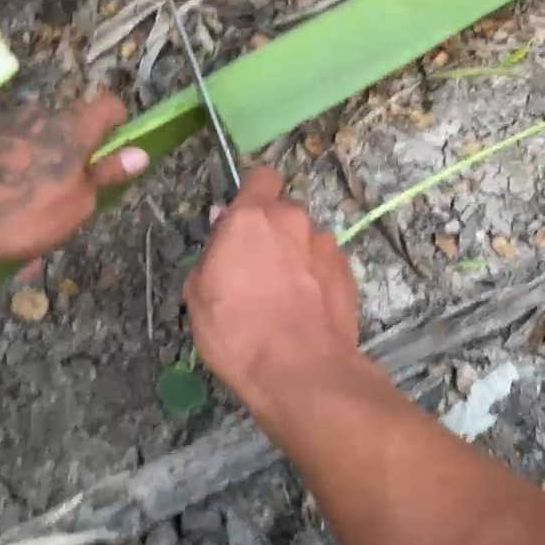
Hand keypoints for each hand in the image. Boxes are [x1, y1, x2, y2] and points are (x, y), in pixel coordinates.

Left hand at [0, 90, 147, 263]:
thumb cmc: (19, 213)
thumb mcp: (77, 204)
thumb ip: (107, 176)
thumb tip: (140, 153)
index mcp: (71, 128)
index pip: (108, 104)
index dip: (119, 123)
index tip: (119, 149)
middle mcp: (39, 117)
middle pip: (70, 127)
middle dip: (77, 157)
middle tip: (74, 197)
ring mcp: (2, 127)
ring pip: (37, 145)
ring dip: (42, 172)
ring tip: (35, 216)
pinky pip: (7, 159)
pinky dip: (13, 181)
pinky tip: (5, 218)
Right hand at [183, 167, 360, 410]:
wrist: (300, 368)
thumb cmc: (237, 330)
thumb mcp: (199, 294)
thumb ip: (212, 251)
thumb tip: (222, 226)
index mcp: (252, 216)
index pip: (260, 177)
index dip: (252, 193)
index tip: (241, 220)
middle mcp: (293, 220)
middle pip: (283, 211)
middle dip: (272, 230)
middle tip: (257, 266)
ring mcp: (325, 244)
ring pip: (305, 238)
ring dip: (295, 255)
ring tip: (284, 294)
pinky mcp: (346, 270)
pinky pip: (324, 263)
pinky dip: (315, 276)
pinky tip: (306, 307)